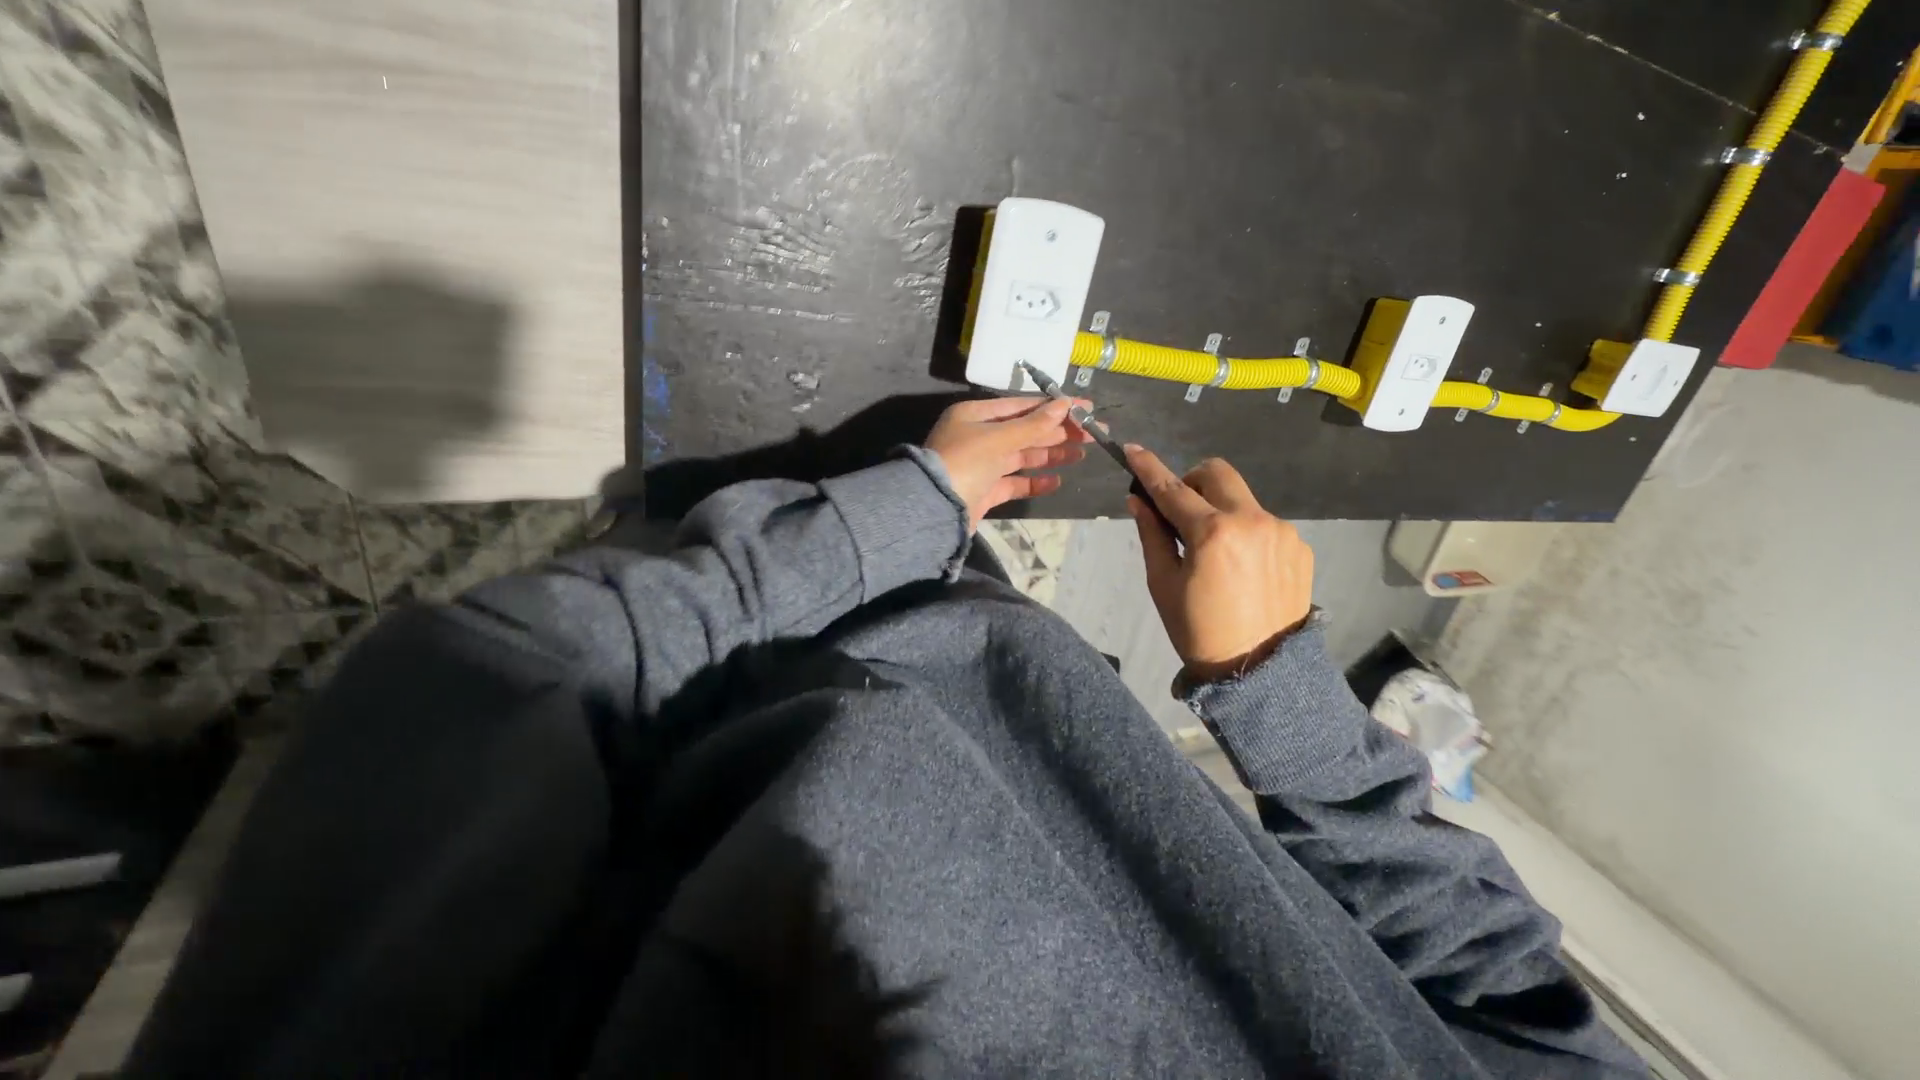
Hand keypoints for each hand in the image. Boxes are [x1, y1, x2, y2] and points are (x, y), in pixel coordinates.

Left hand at [925, 397, 1089, 529]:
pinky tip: (1056, 481)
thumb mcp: (999, 439)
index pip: (1022, 406)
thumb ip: (1034, 424)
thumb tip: (1064, 405)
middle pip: (1025, 431)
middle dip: (1058, 432)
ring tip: (1080, 455)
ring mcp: (981, 465)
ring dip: (1051, 454)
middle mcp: (977, 437)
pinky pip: (1014, 482)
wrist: (933, 510)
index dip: (1054, 407)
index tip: (1085, 409)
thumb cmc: (964, 463)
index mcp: (975, 415)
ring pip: (1022, 456)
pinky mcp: (984, 491)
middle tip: (1094, 434)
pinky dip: (1034, 480)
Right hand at [1124, 446, 1313, 682]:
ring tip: (1215, 552)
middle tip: (1180, 511)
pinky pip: (1265, 524)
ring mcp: (1282, 531)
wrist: (1259, 670)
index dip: (1149, 468)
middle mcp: (1252, 520)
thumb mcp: (1163, 584)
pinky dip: (1245, 533)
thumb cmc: (1198, 631)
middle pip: (1217, 473)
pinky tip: (1242, 568)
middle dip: (1192, 482)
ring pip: (1242, 499)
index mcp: (1213, 532)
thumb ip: (1152, 535)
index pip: (1173, 488)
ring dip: (1221, 510)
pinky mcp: (1300, 546)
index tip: (1133, 450)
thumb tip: (1138, 500)